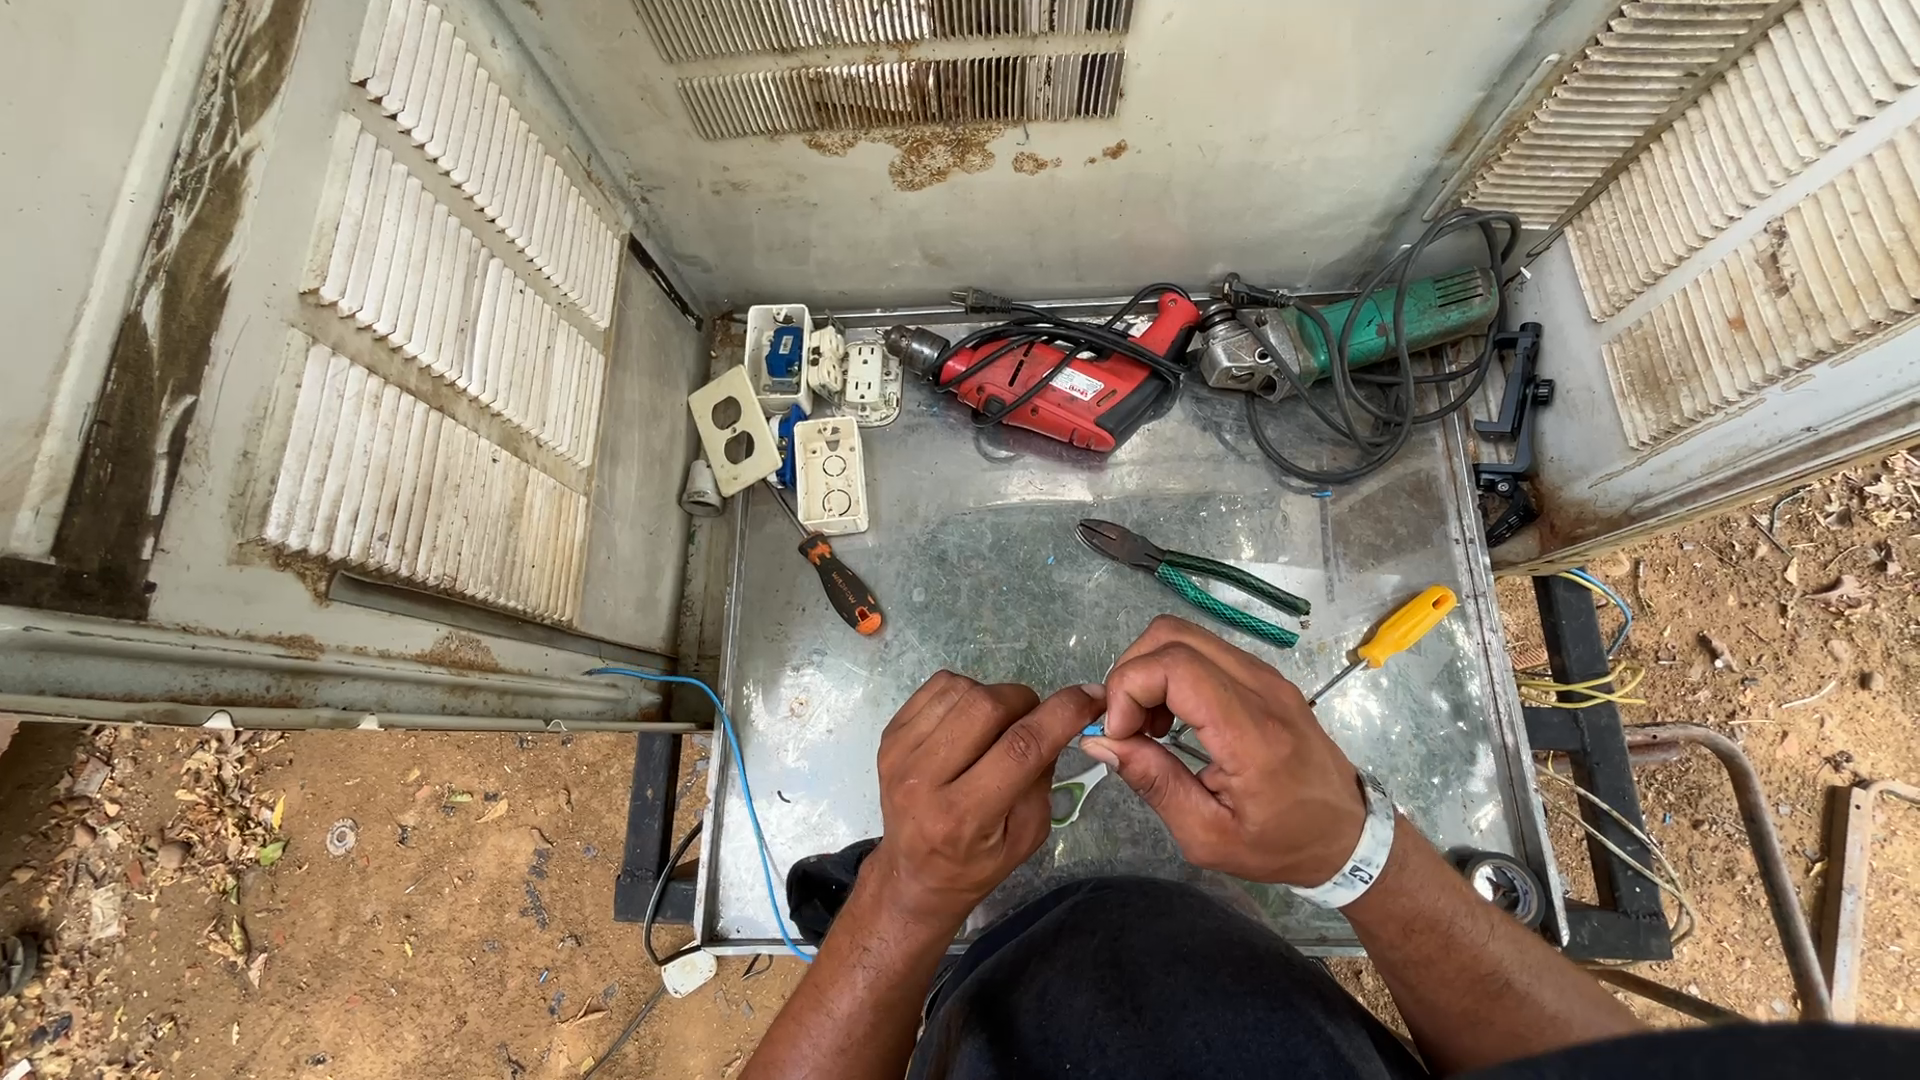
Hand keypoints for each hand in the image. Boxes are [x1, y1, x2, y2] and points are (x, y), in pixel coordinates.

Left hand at [867, 672, 1104, 928]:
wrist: (912, 874)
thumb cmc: (977, 862)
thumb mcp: (1026, 835)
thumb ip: (1043, 777)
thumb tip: (1058, 719)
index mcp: (964, 816)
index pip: (1021, 748)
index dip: (1061, 714)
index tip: (1089, 698)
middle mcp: (924, 780)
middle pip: (987, 707)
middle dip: (1024, 702)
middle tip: (1032, 719)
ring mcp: (900, 753)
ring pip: (961, 689)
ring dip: (993, 696)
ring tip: (997, 725)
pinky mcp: (889, 734)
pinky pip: (937, 686)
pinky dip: (964, 692)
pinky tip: (969, 720)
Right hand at [1081, 615, 1366, 886]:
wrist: (1349, 834)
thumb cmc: (1281, 844)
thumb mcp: (1208, 836)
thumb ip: (1153, 782)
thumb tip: (1099, 741)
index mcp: (1252, 733)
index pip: (1175, 666)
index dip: (1130, 688)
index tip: (1120, 734)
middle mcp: (1261, 688)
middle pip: (1172, 636)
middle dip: (1131, 673)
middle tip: (1127, 724)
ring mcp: (1265, 674)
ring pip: (1182, 634)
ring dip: (1148, 670)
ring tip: (1147, 722)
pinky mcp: (1262, 673)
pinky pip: (1200, 648)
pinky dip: (1169, 671)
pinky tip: (1171, 716)